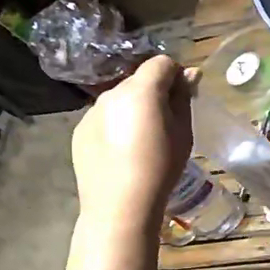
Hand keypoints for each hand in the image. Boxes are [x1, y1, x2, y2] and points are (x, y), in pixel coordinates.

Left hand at [71, 56, 192, 235]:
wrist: (120, 206)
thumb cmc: (160, 169)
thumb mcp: (183, 133)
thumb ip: (183, 99)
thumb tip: (190, 74)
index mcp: (141, 91)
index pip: (161, 63)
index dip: (175, 76)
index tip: (182, 99)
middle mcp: (112, 93)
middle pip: (138, 81)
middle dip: (153, 94)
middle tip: (163, 125)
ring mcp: (91, 111)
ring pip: (119, 100)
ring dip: (132, 110)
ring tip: (140, 143)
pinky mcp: (79, 130)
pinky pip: (103, 119)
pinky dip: (114, 127)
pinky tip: (120, 154)